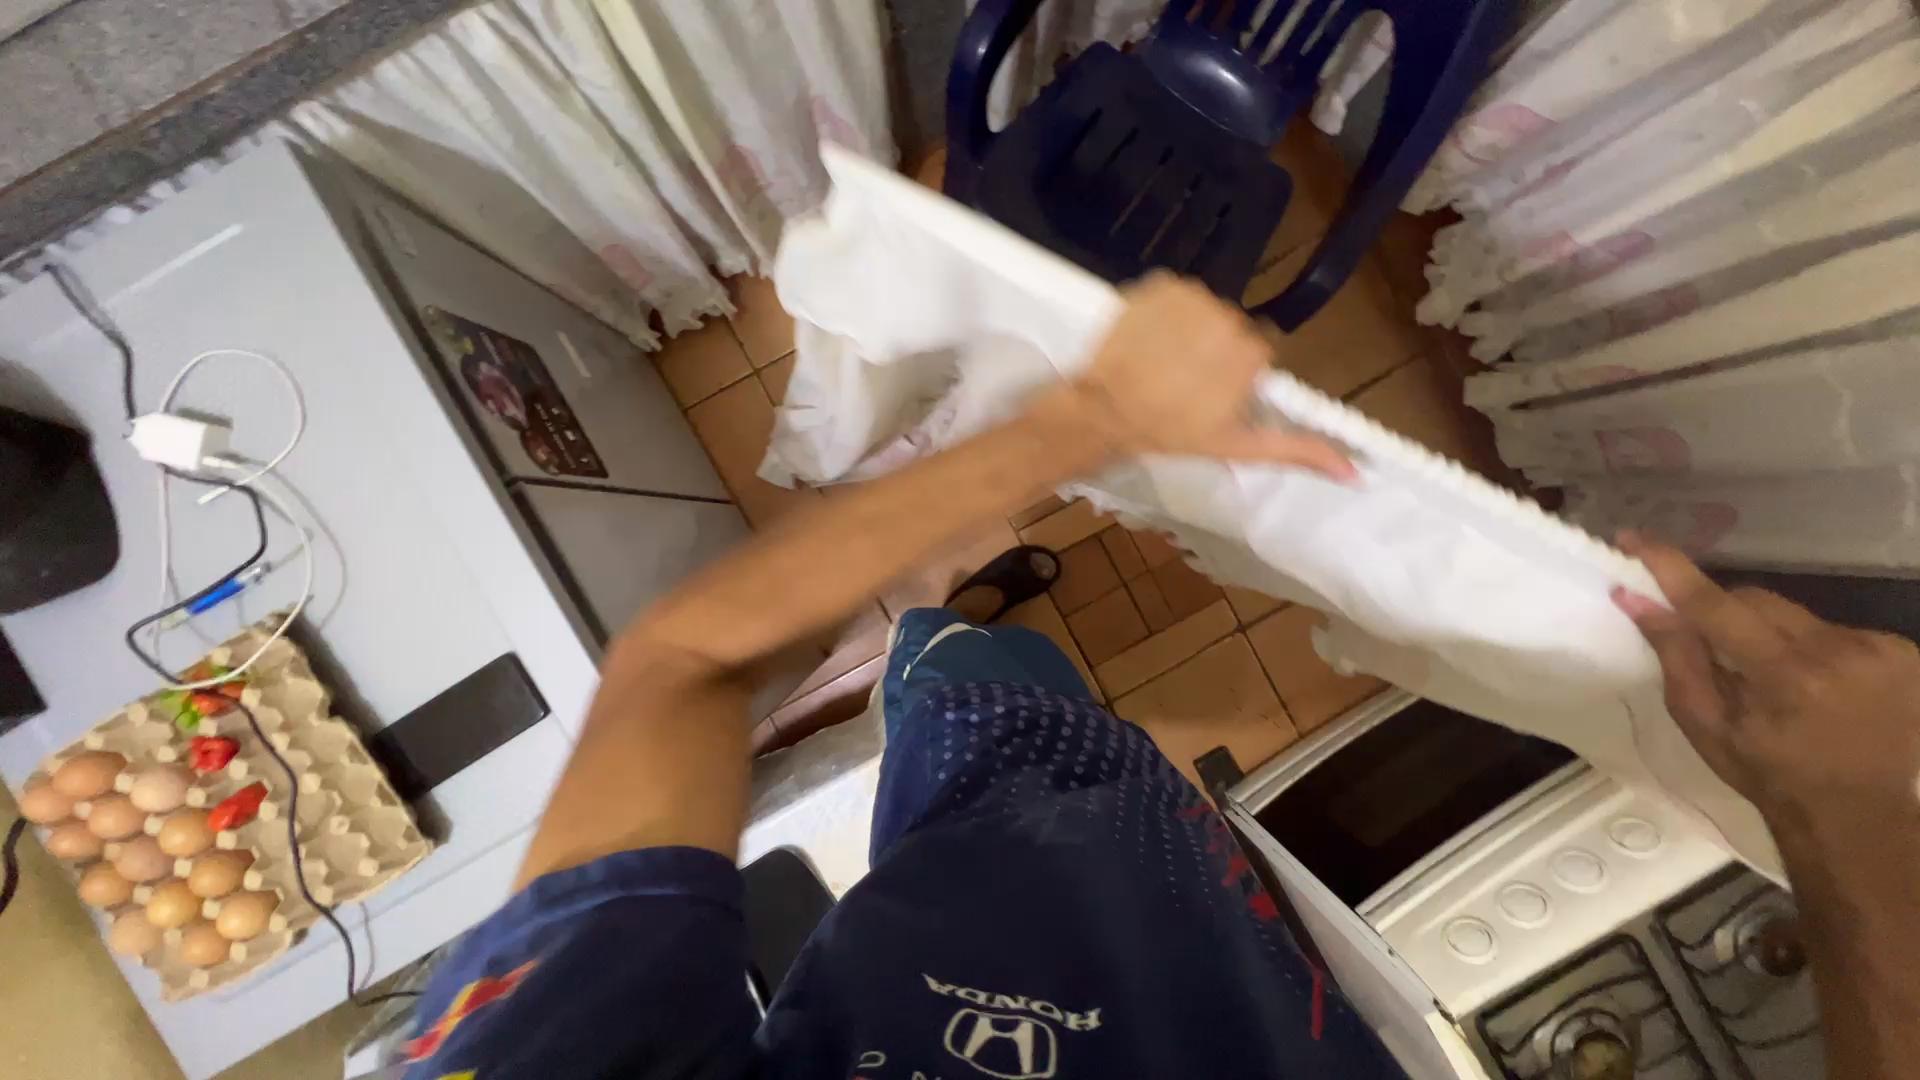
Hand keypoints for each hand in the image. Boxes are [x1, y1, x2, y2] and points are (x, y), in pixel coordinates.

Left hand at [1066, 273, 1353, 478]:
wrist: (1103, 412)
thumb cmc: (1170, 433)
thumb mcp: (1235, 446)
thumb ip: (1295, 450)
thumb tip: (1356, 472)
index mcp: (1253, 351)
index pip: (1251, 352)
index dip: (1228, 373)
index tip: (1204, 393)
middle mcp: (1229, 314)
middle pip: (1227, 328)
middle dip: (1208, 351)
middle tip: (1178, 382)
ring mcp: (1190, 296)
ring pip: (1199, 310)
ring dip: (1184, 330)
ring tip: (1158, 362)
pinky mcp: (1157, 284)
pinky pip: (1170, 294)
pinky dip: (1160, 311)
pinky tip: (1146, 340)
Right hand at [1613, 532, 1919, 823]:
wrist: (1861, 813)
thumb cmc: (1765, 770)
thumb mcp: (1702, 720)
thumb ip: (1674, 655)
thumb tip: (1636, 600)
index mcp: (1785, 673)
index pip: (1714, 603)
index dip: (1669, 568)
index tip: (1633, 538)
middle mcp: (1840, 650)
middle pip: (1754, 599)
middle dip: (1719, 611)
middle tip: (1702, 643)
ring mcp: (1881, 650)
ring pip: (1790, 613)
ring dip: (1762, 629)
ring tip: (1761, 674)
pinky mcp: (1902, 652)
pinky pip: (1827, 628)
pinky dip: (1802, 643)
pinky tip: (1805, 679)